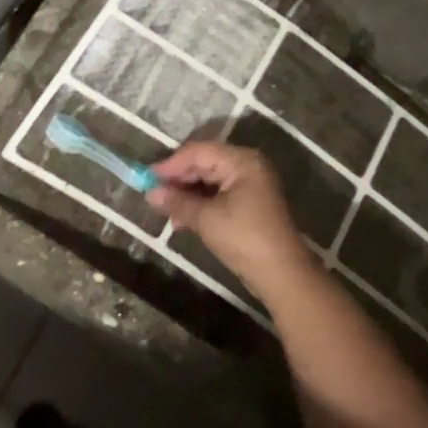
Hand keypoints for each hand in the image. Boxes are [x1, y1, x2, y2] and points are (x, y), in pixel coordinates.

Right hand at [148, 142, 313, 291]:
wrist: (282, 275)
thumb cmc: (244, 239)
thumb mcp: (206, 218)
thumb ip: (177, 201)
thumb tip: (149, 193)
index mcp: (241, 161)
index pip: (197, 152)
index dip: (170, 165)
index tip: (146, 179)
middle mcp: (247, 167)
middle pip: (203, 163)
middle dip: (177, 179)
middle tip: (153, 194)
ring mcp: (249, 186)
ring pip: (208, 180)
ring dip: (186, 194)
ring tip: (165, 209)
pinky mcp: (248, 205)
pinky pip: (217, 195)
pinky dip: (199, 204)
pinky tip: (181, 219)